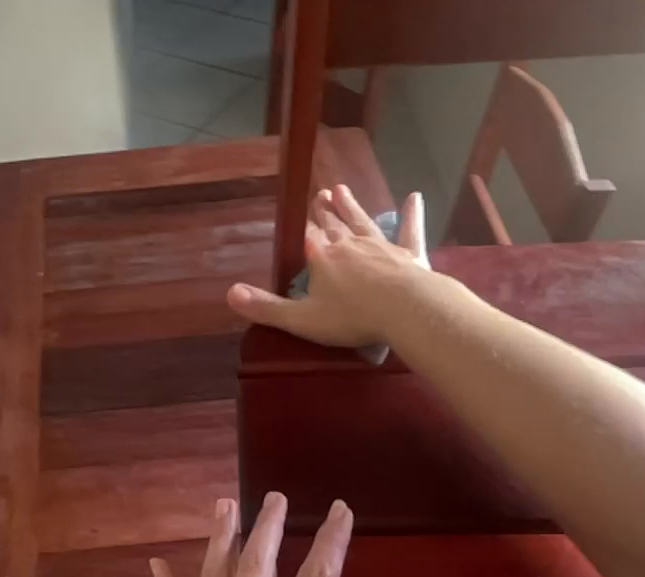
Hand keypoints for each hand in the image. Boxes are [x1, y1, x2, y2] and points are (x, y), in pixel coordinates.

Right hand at [226, 185, 432, 347]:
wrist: (404, 309)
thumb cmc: (350, 317)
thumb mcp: (300, 319)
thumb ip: (266, 308)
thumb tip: (230, 294)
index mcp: (321, 258)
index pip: (308, 239)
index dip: (304, 228)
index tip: (302, 211)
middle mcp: (349, 244)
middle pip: (333, 225)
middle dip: (325, 211)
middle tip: (321, 194)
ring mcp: (380, 246)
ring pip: (362, 221)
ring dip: (352, 206)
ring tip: (342, 190)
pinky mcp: (408, 254)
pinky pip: (409, 230)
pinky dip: (411, 214)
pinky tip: (414, 197)